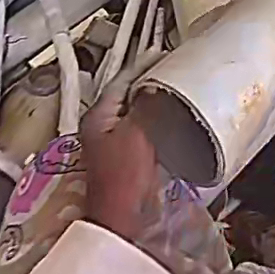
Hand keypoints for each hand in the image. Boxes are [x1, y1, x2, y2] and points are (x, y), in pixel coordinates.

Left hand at [80, 64, 157, 241]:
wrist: (123, 220)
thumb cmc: (124, 177)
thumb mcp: (136, 133)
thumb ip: (146, 106)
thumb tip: (157, 86)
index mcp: (98, 117)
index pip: (121, 81)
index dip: (141, 66)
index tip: (161, 54)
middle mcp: (102, 127)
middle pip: (128, 96)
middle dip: (150, 83)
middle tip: (173, 69)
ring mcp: (114, 144)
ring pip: (138, 112)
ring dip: (155, 102)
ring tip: (177, 89)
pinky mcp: (128, 157)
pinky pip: (146, 129)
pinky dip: (159, 120)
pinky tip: (174, 118)